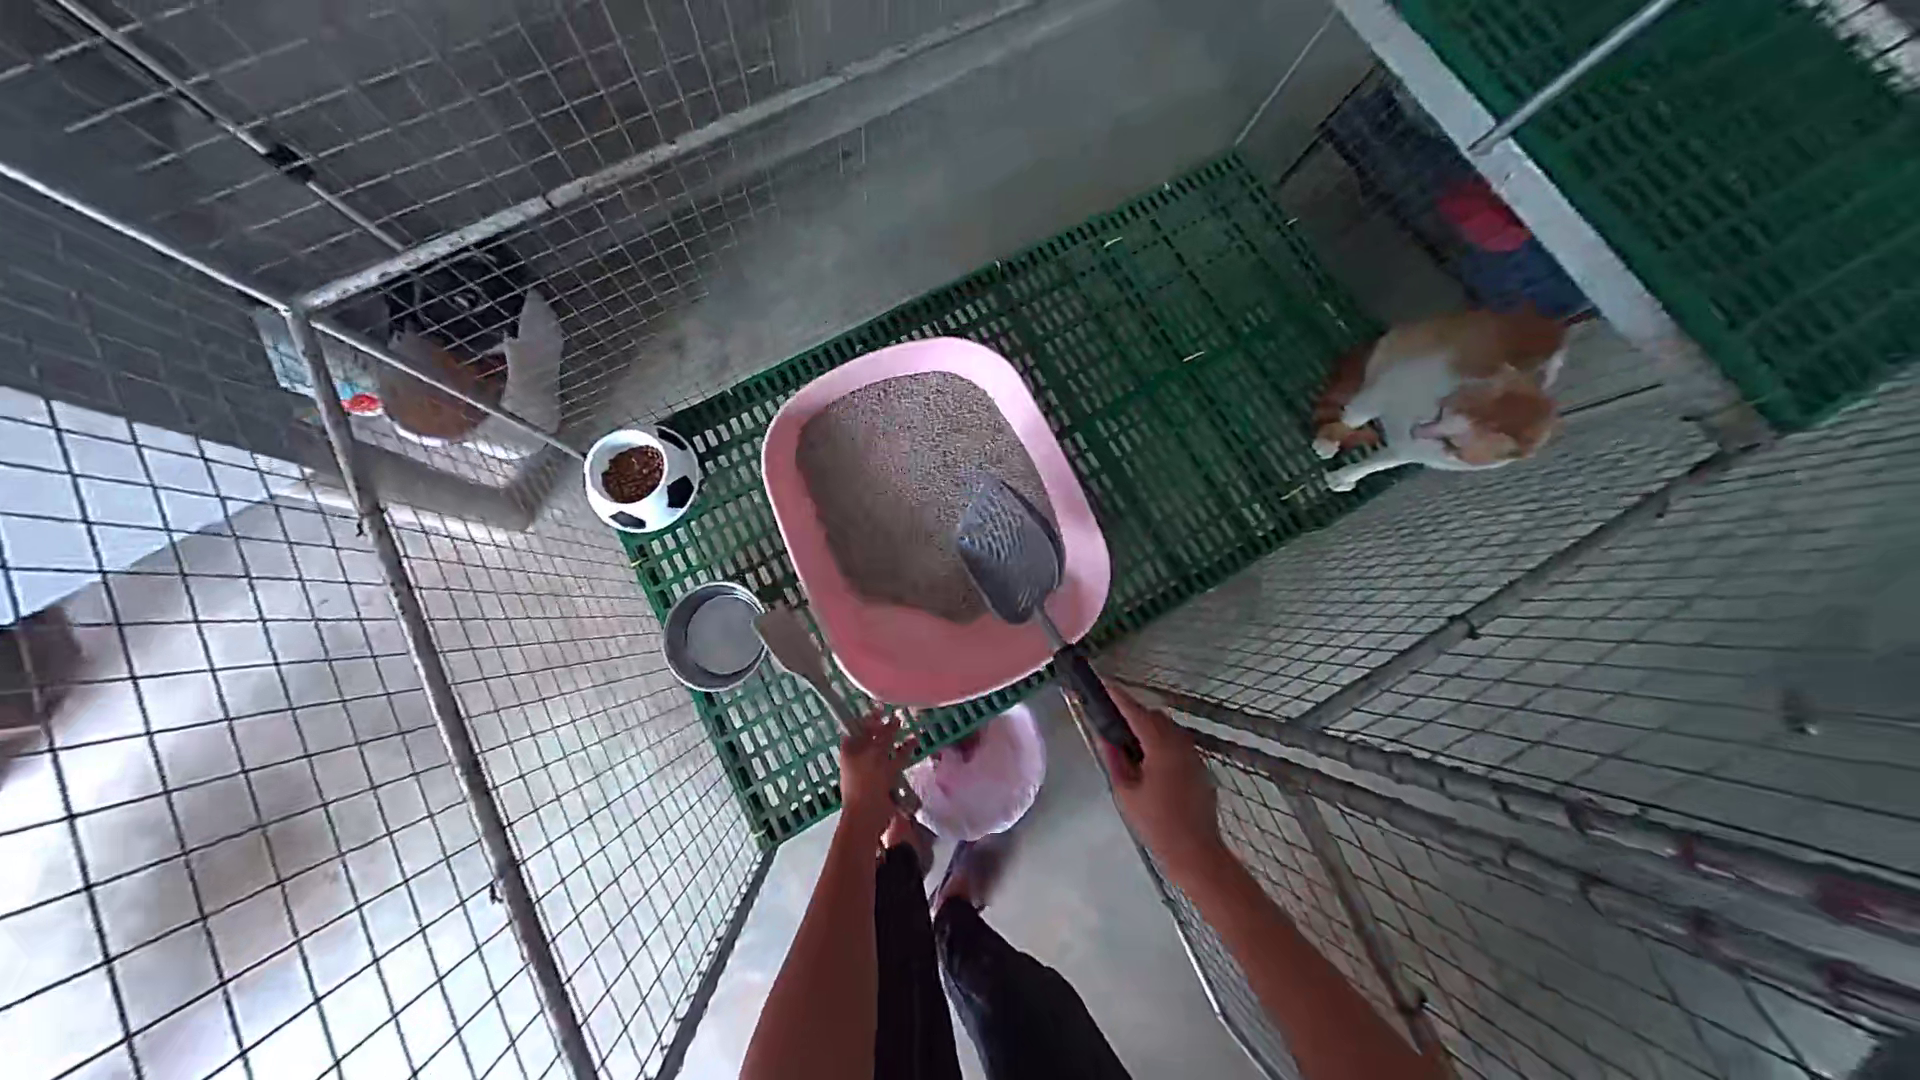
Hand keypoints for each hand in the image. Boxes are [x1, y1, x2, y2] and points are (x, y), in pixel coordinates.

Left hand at [837, 709, 914, 842]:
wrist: (868, 816)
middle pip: (872, 736)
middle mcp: (860, 756)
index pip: (858, 727)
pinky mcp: (885, 778)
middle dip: (884, 725)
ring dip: (895, 737)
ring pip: (885, 747)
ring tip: (905, 723)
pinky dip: (904, 751)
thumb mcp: (874, 754)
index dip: (869, 718)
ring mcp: (872, 767)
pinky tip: (914, 741)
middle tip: (896, 713)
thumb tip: (892, 720)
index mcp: (850, 749)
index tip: (882, 707)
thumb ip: (884, 736)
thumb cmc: (865, 782)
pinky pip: (896, 760)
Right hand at [1098, 682, 1228, 886]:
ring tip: (1128, 742)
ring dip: (1148, 728)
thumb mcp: (1126, 792)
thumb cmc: (1156, 824)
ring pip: (1168, 729)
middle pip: (1154, 717)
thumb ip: (1114, 759)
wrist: (1196, 852)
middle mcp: (1181, 744)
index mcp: (1161, 746)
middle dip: (1133, 713)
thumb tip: (1104, 737)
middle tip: (1111, 719)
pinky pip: (1177, 744)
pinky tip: (1149, 761)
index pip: (1136, 712)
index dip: (1118, 697)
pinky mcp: (1200, 768)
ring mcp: (1194, 755)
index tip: (1104, 684)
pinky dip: (1161, 742)